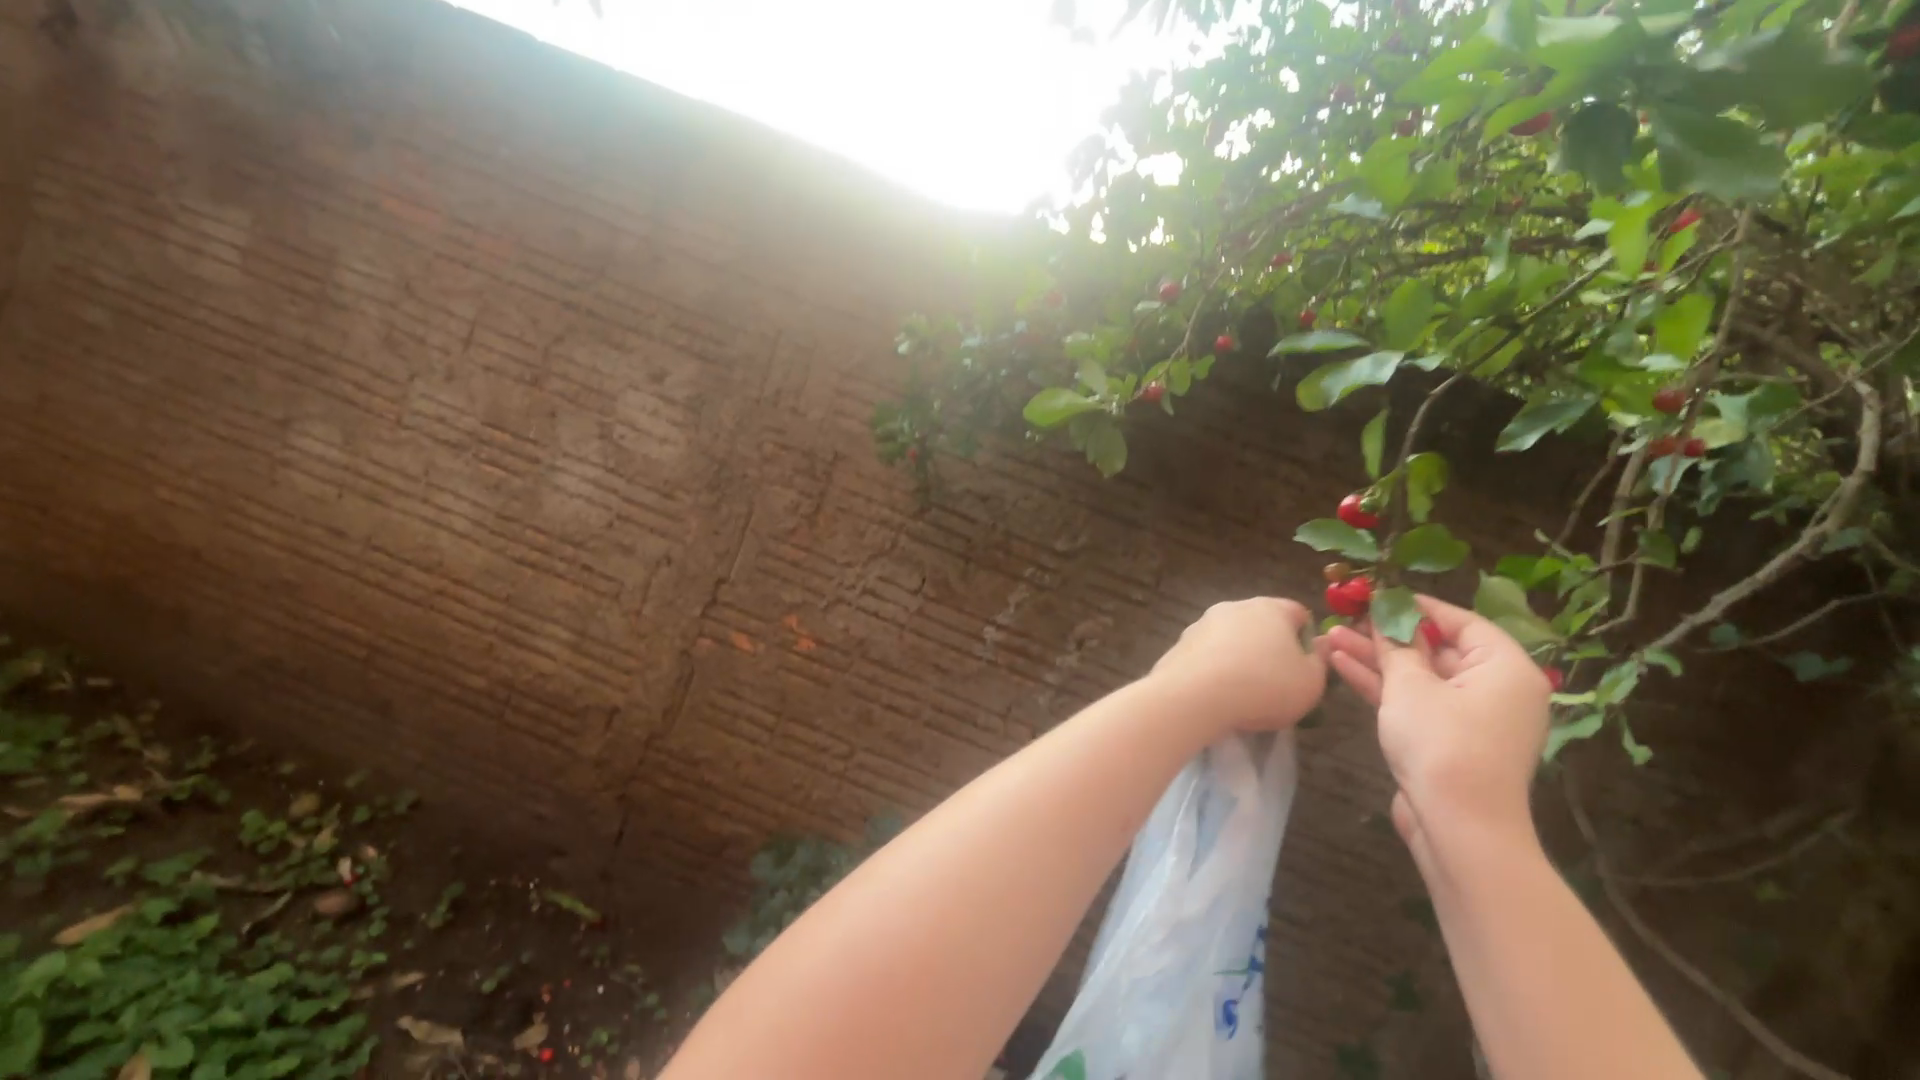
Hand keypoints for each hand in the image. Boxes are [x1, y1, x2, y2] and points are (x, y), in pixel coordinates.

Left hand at [1150, 597, 1325, 734]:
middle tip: (1275, 680)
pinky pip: (1206, 654)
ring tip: (1242, 690)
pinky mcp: (1180, 644)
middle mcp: (1234, 607)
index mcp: (1271, 609)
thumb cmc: (1264, 687)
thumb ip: (1321, 661)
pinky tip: (1216, 693)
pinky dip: (1214, 668)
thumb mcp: (1311, 683)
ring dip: (1239, 656)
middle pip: (1261, 623)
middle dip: (1270, 646)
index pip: (1298, 613)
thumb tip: (1321, 643)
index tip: (1305, 666)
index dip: (1306, 637)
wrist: (1194, 697)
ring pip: (1231, 637)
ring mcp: (1202, 624)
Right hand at [1318, 595, 1548, 849]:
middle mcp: (1496, 689)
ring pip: (1419, 676)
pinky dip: (1383, 686)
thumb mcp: (1410, 686)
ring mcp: (1471, 718)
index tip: (1377, 593)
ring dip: (1376, 659)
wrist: (1459, 827)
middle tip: (1347, 616)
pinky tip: (1342, 665)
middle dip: (1387, 634)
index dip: (1417, 605)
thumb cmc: (1442, 744)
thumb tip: (1387, 615)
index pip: (1461, 621)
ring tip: (1330, 636)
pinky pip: (1416, 702)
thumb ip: (1395, 646)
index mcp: (1505, 668)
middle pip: (1437, 649)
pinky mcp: (1448, 742)